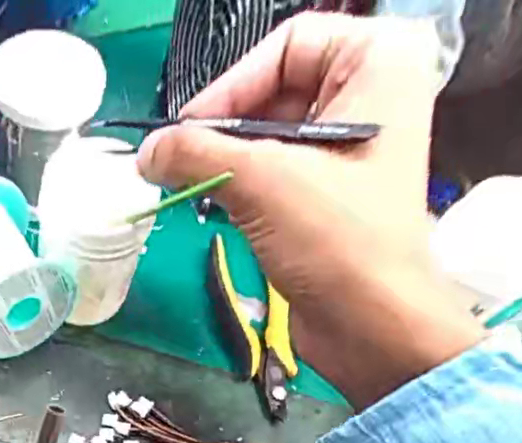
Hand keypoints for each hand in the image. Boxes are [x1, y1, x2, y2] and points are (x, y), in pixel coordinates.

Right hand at [138, 13, 485, 408]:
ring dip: (225, 164)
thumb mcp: (259, 180)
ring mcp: (345, 149)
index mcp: (377, 63)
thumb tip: (145, 151)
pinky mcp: (324, 194)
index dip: (232, 85)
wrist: (367, 319)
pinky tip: (220, 209)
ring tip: (198, 191)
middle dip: (223, 131)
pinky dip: (238, 187)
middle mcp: (366, 96)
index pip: (287, 44)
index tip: (189, 134)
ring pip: (265, 136)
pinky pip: (269, 172)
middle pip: (272, 90)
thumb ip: (195, 154)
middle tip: (181, 166)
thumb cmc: (334, 238)